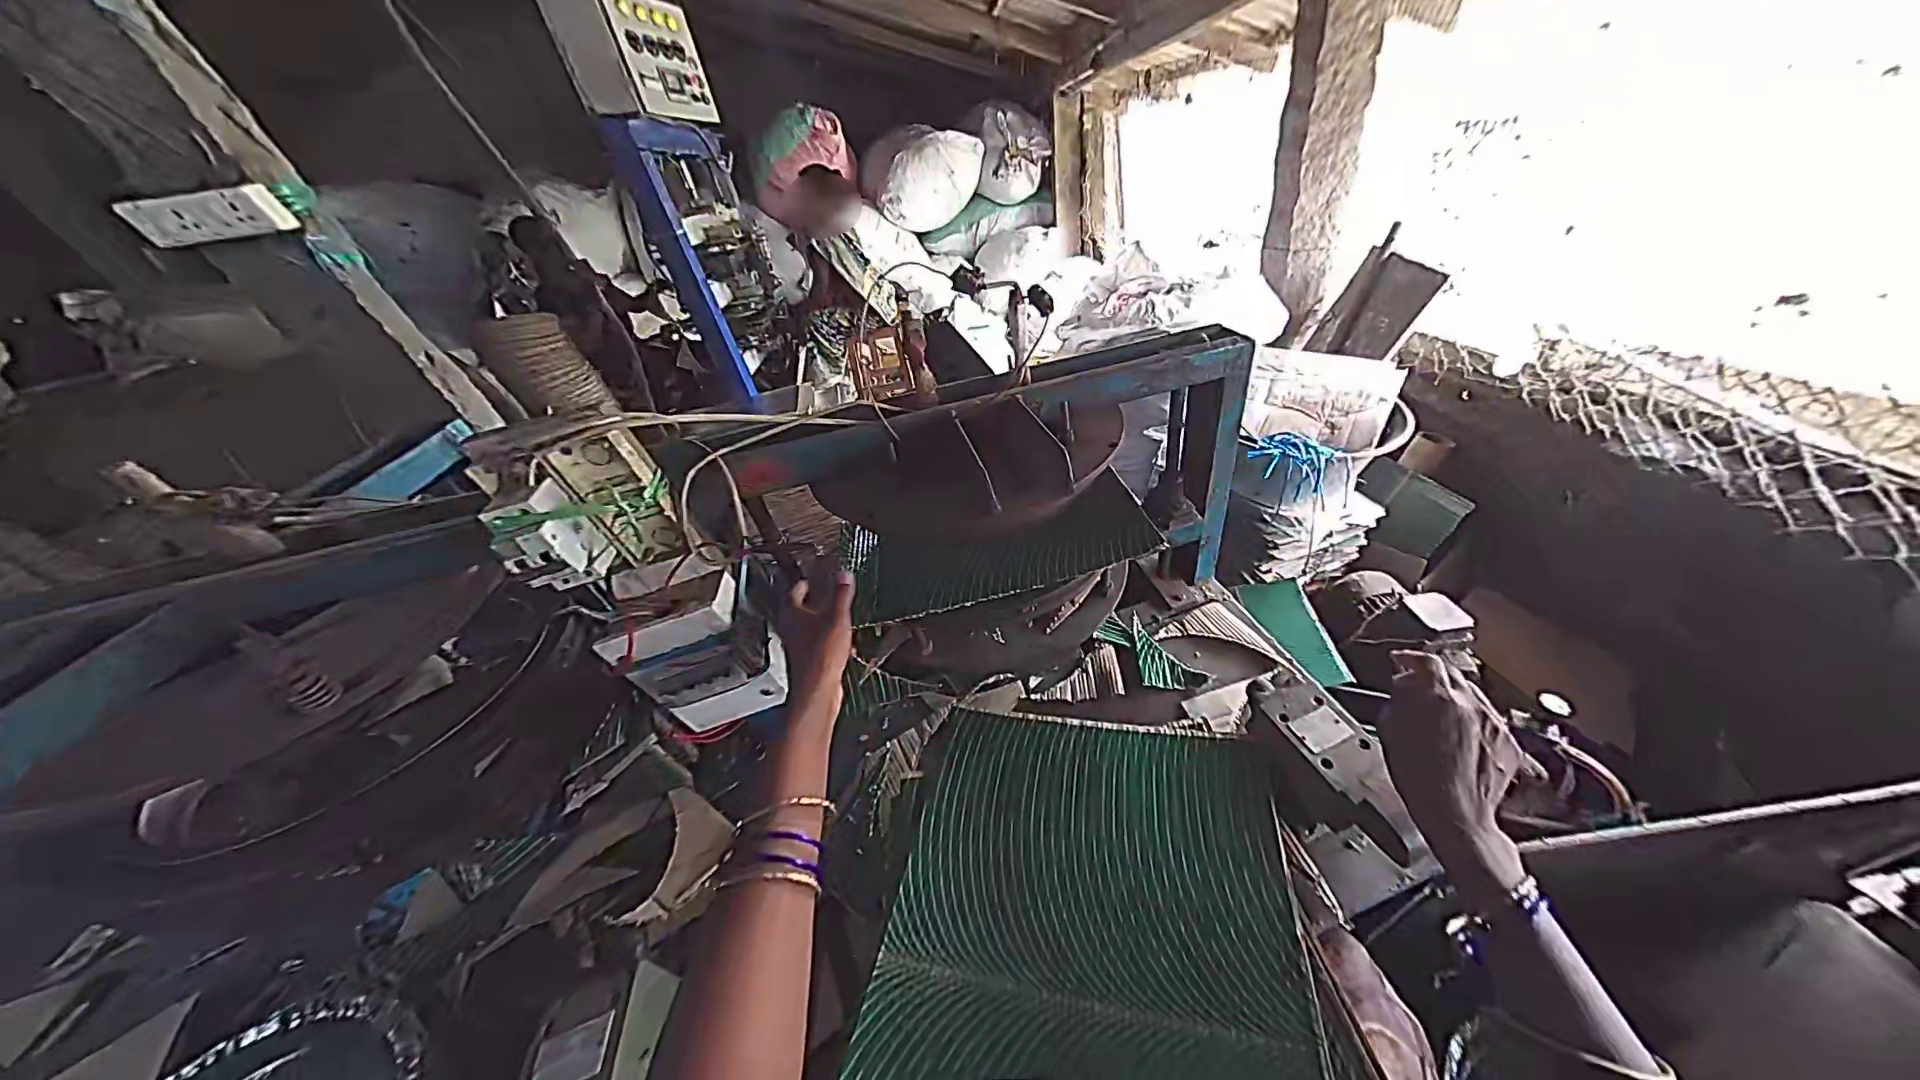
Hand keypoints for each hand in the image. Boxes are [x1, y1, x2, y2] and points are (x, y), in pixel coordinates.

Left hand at [780, 567, 855, 720]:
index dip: (804, 584)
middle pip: (798, 610)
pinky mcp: (808, 660)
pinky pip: (817, 644)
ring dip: (819, 622)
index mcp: (793, 613)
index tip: (810, 580)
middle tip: (820, 596)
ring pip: (807, 628)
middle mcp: (790, 629)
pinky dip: (827, 640)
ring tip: (833, 616)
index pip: (795, 591)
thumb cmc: (821, 653)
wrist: (818, 688)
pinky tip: (841, 643)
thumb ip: (841, 594)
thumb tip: (844, 575)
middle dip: (810, 602)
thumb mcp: (838, 616)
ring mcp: (797, 646)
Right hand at [1380, 650, 1541, 908]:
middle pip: (1453, 675)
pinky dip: (1472, 722)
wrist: (1455, 814)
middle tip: (1415, 688)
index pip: (1427, 661)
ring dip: (1453, 700)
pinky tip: (1457, 739)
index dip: (1410, 658)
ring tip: (1436, 718)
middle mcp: (1473, 705)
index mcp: (1441, 697)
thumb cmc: (1419, 776)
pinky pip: (1488, 721)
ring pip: (1473, 697)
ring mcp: (1495, 724)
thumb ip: (1399, 699)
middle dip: (1433, 678)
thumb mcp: (1390, 729)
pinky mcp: (1509, 744)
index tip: (1402, 662)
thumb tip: (1406, 686)